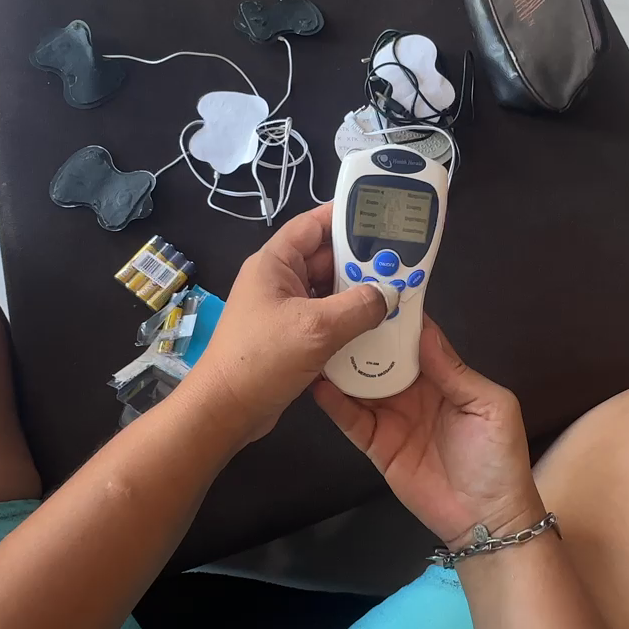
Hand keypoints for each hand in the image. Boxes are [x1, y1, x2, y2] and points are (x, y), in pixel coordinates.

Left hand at [186, 204, 388, 444]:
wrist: (226, 411)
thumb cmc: (261, 359)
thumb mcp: (316, 328)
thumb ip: (358, 307)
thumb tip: (387, 295)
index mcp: (275, 262)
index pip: (314, 224)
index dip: (346, 217)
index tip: (382, 217)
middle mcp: (279, 279)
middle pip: (326, 257)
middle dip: (361, 259)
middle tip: (401, 261)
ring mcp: (285, 308)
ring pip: (329, 288)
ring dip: (358, 291)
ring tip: (396, 290)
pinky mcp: (291, 334)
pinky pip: (327, 314)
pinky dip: (350, 316)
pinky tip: (376, 322)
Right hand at [313, 320, 542, 548]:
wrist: (486, 520)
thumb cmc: (499, 458)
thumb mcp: (489, 406)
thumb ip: (454, 370)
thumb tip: (424, 331)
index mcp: (444, 375)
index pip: (416, 337)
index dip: (399, 314)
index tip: (376, 287)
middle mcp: (413, 389)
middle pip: (382, 354)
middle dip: (363, 333)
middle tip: (335, 306)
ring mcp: (391, 415)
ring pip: (361, 381)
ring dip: (342, 361)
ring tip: (318, 337)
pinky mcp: (375, 443)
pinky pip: (350, 419)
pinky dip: (333, 401)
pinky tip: (317, 382)